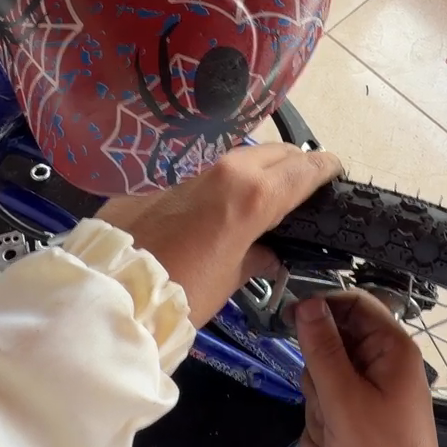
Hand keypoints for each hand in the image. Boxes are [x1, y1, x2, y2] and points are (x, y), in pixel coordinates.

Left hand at [101, 142, 340, 326]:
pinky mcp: (156, 184)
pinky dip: (215, 190)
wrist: (111, 294)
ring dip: (256, 171)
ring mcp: (189, 174)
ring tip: (262, 193)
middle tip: (302, 181)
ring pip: (237, 160)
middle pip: (274, 152)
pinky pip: (198, 179)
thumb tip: (268, 253)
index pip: (303, 169)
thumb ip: (256, 257)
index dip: (324, 167)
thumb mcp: (230, 279)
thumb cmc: (185, 292)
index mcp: (255, 195)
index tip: (335, 168)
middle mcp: (226, 172)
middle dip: (293, 162)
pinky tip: (209, 214)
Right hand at [295, 291, 446, 446]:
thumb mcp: (344, 402)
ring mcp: (371, 399)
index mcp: (392, 349)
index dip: (322, 306)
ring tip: (335, 444)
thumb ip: (323, 350)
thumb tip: (308, 303)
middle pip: (331, 349)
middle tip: (330, 410)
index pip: (354, 304)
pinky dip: (322, 440)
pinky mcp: (359, 427)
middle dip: (319, 385)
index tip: (288, 319)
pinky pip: (326, 416)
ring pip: (324, 387)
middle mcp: (383, 368)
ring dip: (319, 419)